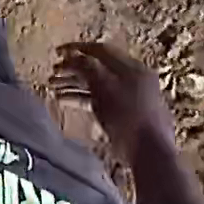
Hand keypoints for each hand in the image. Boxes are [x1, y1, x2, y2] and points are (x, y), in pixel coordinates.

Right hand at [53, 42, 174, 159]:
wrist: (150, 153)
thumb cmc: (127, 116)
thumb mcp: (103, 87)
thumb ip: (87, 68)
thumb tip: (72, 56)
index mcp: (132, 68)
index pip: (100, 50)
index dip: (77, 49)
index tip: (57, 53)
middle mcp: (131, 78)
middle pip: (97, 67)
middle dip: (72, 69)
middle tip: (53, 74)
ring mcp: (129, 96)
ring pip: (96, 84)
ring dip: (74, 84)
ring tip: (53, 87)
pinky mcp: (124, 113)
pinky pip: (99, 99)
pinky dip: (82, 98)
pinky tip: (63, 100)